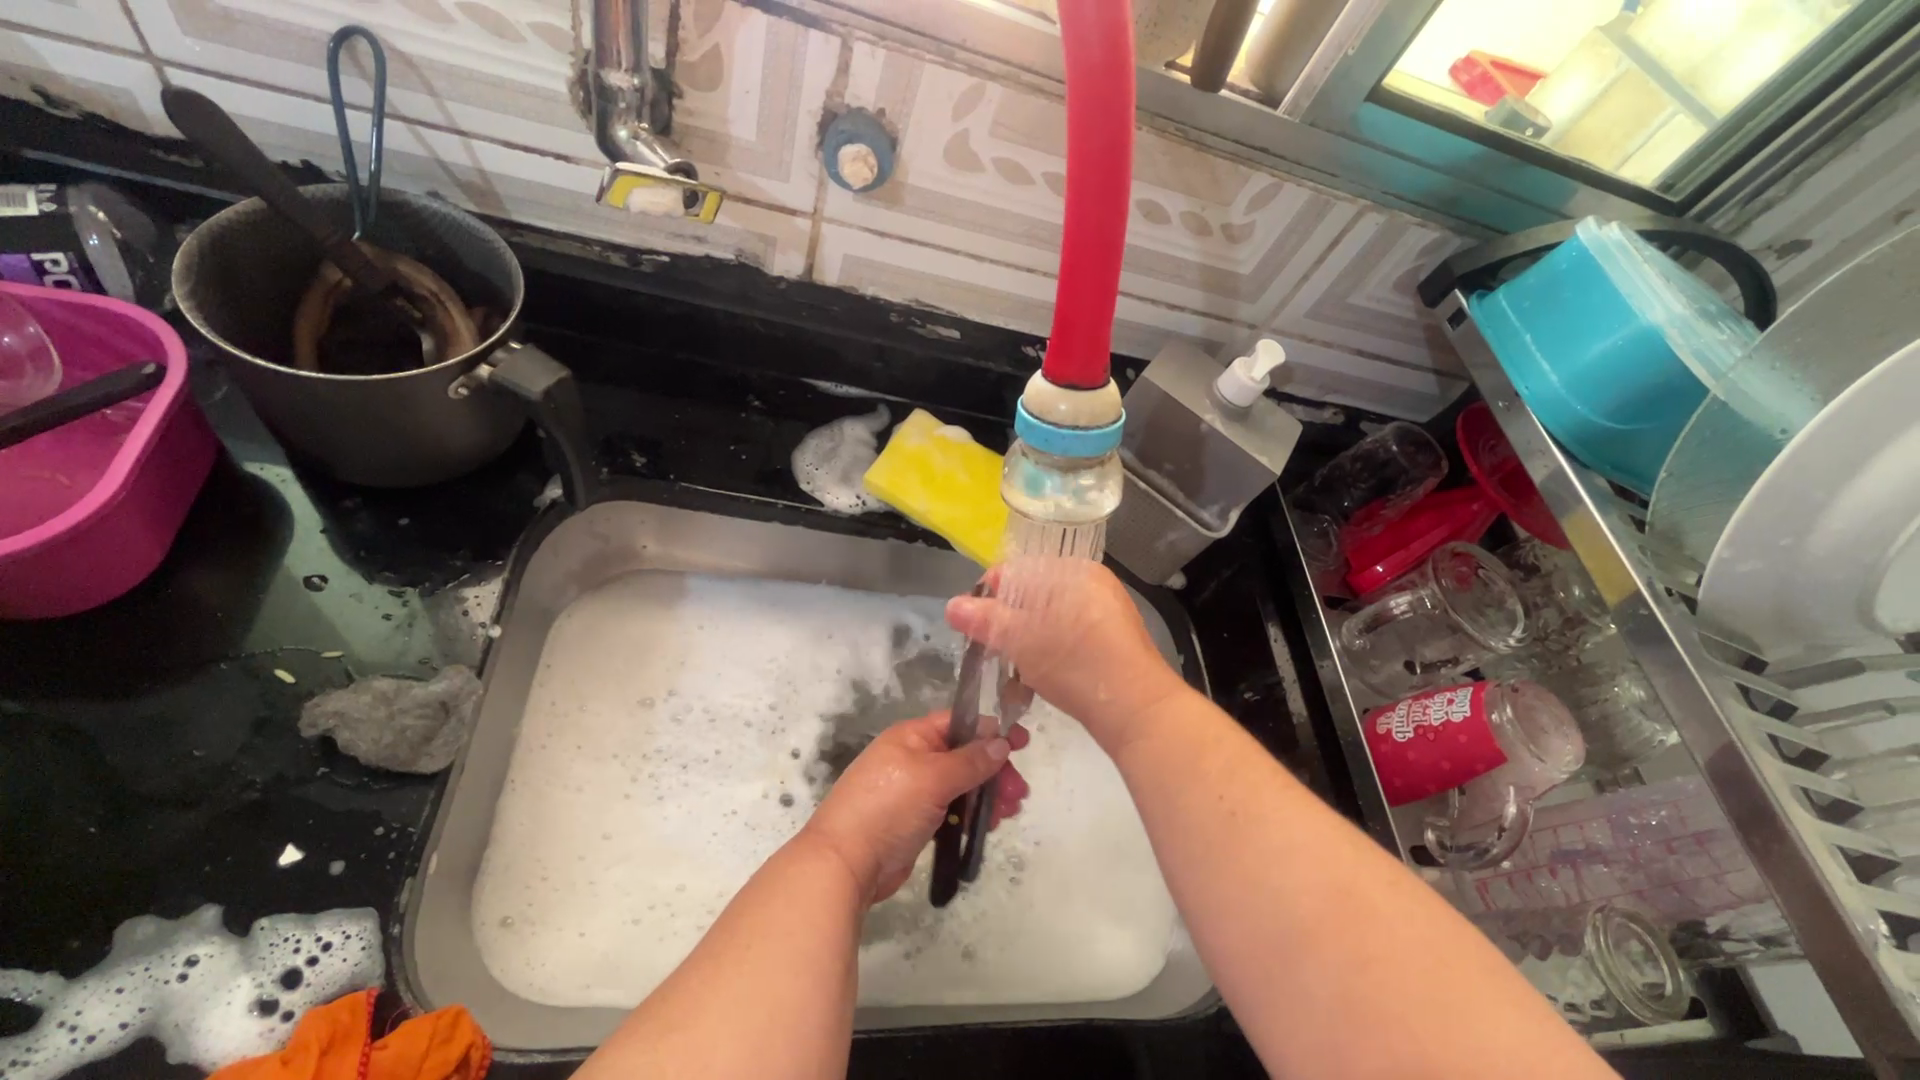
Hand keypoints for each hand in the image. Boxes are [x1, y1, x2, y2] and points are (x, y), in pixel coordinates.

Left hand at [802, 712, 1027, 903]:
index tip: (1023, 743)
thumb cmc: (888, 808)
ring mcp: (913, 792)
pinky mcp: (916, 822)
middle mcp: (913, 759)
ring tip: (1009, 813)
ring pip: (960, 785)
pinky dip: (971, 815)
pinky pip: (951, 810)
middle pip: (964, 756)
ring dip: (987, 795)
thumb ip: (970, 760)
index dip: (991, 731)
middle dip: (994, 771)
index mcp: (911, 737)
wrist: (846, 862)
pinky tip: (989, 826)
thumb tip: (1001, 742)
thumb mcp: (933, 777)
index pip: (958, 723)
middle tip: (1018, 793)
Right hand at [945, 558, 1188, 751]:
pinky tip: (1039, 676)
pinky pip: (1068, 633)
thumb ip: (985, 621)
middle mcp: (1090, 582)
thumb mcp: (1022, 641)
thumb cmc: (1077, 666)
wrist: (1138, 710)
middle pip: (1031, 594)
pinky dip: (1049, 650)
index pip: (1015, 570)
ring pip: (1048, 617)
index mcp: (1071, 570)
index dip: (987, 596)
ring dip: (1026, 641)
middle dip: (1007, 623)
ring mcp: (1104, 610)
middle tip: (993, 653)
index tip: (974, 629)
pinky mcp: (1110, 638)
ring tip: (1014, 670)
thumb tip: (952, 605)